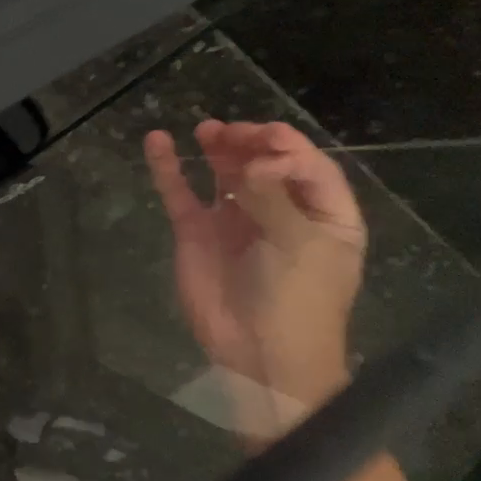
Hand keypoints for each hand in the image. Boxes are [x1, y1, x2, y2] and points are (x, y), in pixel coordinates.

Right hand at [144, 121, 366, 436]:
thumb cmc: (298, 299)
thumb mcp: (299, 246)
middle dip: (250, 142)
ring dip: (216, 148)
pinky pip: (181, 193)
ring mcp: (234, 220)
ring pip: (224, 173)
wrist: (258, 351)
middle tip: (228, 131)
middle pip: (265, 163)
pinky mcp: (195, 231)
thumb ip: (273, 198)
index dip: (286, 149)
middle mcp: (280, 211)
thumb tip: (249, 161)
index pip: (309, 167)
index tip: (261, 143)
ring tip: (204, 129)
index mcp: (323, 215)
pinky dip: (168, 168)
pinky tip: (157, 142)